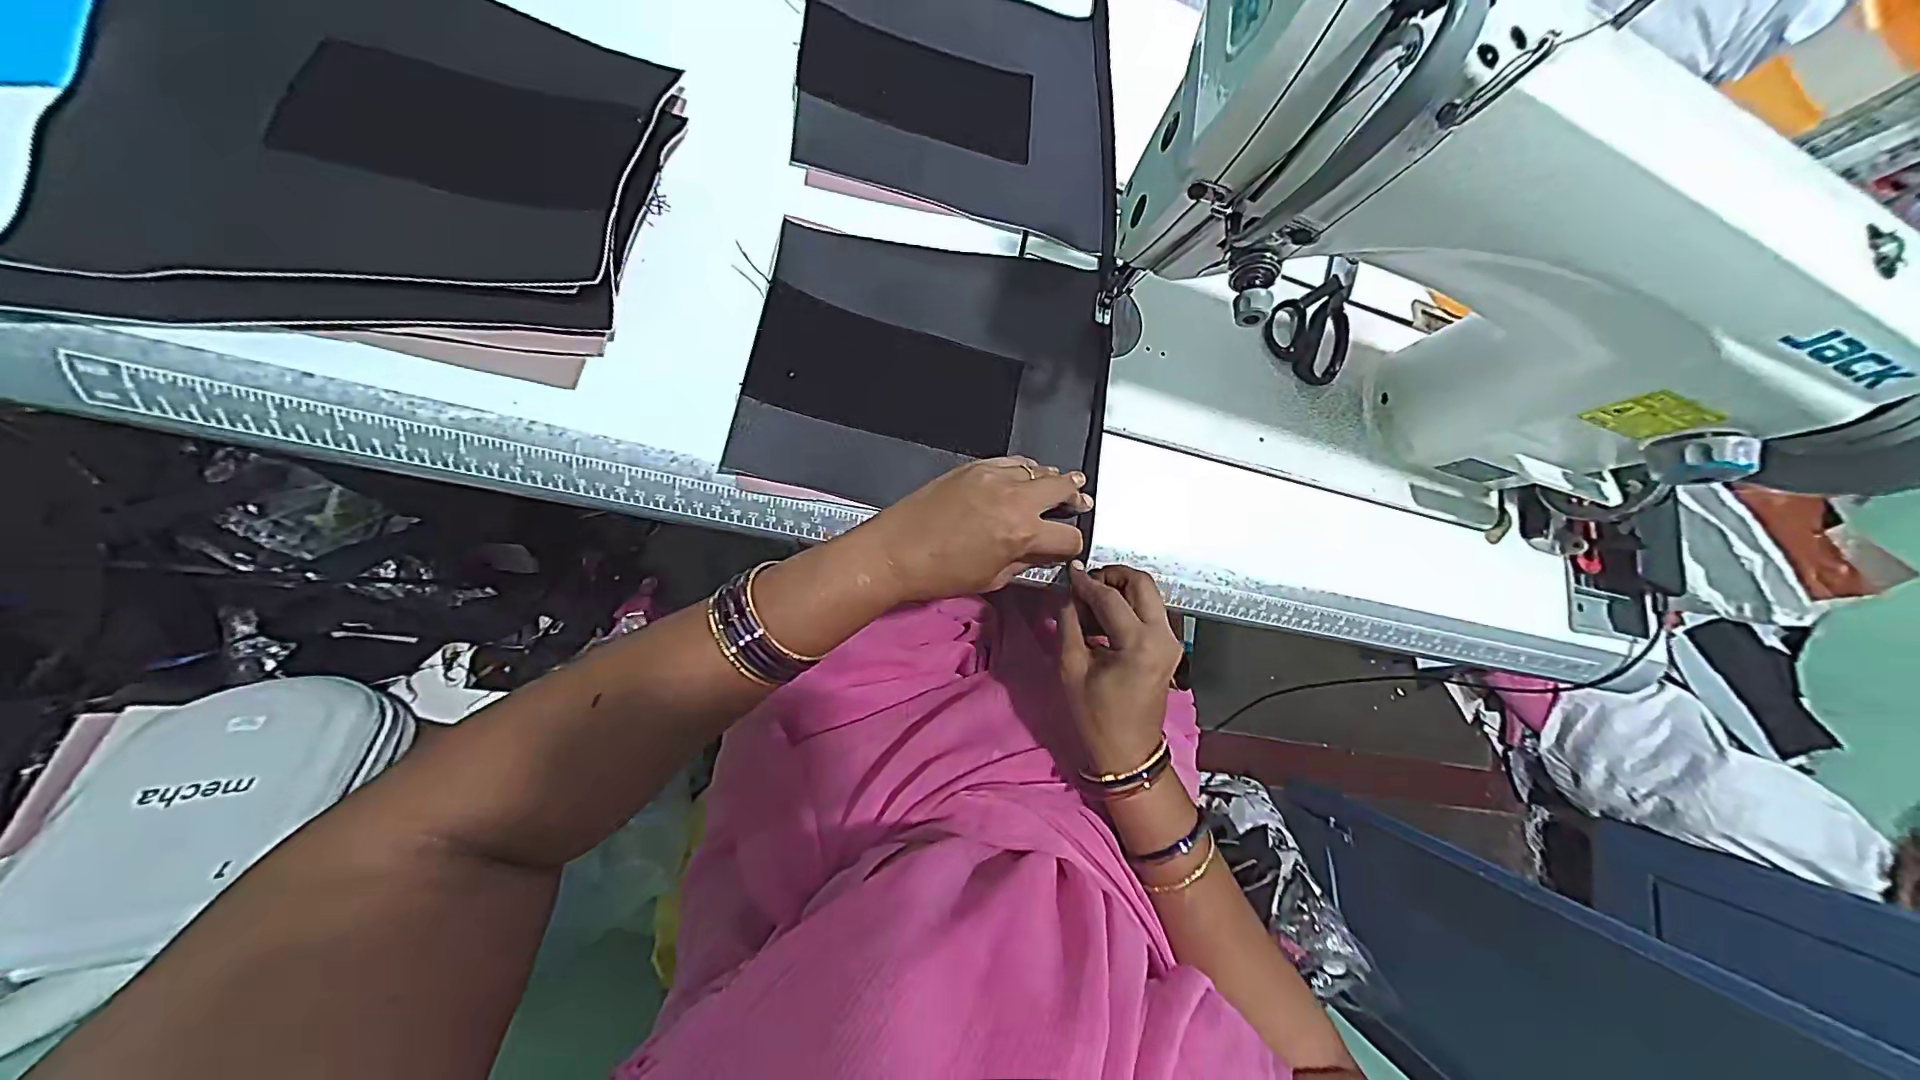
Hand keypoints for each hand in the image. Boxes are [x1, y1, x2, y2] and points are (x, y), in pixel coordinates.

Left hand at [844, 457, 1091, 602]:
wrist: (895, 552)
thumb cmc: (937, 572)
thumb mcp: (992, 578)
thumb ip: (1025, 562)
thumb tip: (1042, 553)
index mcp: (1021, 533)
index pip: (1069, 536)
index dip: (1073, 544)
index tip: (1068, 545)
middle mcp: (1013, 500)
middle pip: (1063, 488)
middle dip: (1075, 498)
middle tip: (1080, 502)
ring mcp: (993, 478)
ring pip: (1039, 470)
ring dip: (1052, 479)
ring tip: (1061, 484)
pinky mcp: (974, 468)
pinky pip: (1012, 461)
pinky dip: (1023, 469)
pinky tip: (1025, 475)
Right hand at [1058, 563, 1184, 774]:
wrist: (1128, 751)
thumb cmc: (1096, 716)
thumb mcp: (1071, 667)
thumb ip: (1068, 623)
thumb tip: (1067, 594)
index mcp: (1139, 644)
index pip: (1110, 597)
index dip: (1086, 582)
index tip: (1069, 572)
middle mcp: (1163, 637)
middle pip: (1141, 583)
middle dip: (1112, 576)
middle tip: (1085, 584)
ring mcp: (1171, 642)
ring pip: (1148, 595)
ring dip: (1120, 590)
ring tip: (1090, 603)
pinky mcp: (1169, 647)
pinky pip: (1150, 611)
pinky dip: (1128, 605)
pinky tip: (1103, 618)